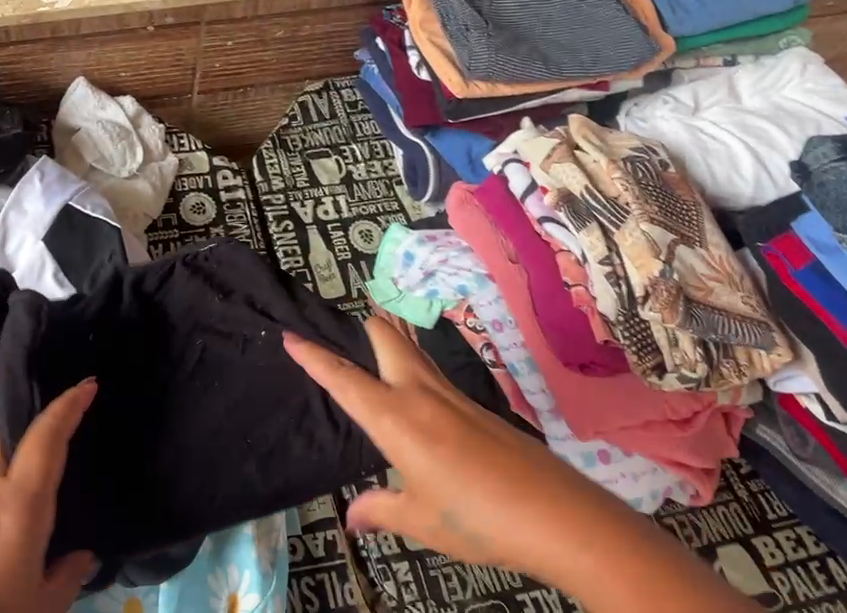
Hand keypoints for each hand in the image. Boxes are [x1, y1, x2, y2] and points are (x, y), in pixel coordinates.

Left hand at [0, 380, 99, 612]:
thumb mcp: (43, 608)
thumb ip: (67, 576)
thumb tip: (82, 554)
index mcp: (19, 505)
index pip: (46, 438)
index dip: (68, 406)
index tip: (88, 384)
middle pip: (8, 434)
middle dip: (35, 419)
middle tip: (65, 420)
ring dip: (15, 449)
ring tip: (41, 464)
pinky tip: (9, 507)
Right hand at [283, 319, 647, 579]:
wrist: (556, 515)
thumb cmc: (477, 518)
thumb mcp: (420, 521)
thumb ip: (381, 511)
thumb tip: (352, 518)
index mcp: (395, 418)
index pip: (343, 379)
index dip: (313, 357)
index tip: (290, 335)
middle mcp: (419, 394)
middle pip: (386, 338)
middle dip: (364, 325)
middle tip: (343, 326)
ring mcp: (452, 396)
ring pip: (413, 350)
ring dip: (392, 338)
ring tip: (376, 340)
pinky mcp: (476, 407)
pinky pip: (433, 373)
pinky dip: (414, 365)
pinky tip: (418, 392)